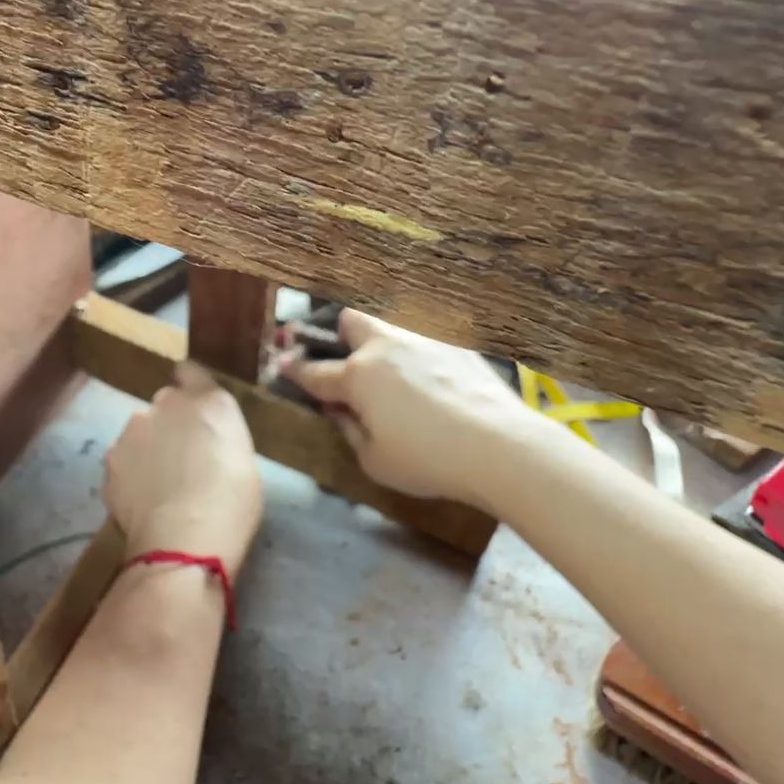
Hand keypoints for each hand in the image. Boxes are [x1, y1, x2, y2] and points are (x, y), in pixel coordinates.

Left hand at [103, 362, 263, 572]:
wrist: (182, 543)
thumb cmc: (231, 505)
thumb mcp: (243, 461)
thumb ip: (220, 436)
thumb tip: (207, 441)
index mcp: (208, 400)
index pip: (191, 371)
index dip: (190, 386)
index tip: (194, 406)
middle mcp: (167, 404)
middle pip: (165, 404)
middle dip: (171, 423)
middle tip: (183, 459)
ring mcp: (133, 430)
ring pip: (140, 432)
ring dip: (148, 448)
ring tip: (159, 486)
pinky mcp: (110, 459)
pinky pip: (123, 460)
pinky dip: (130, 474)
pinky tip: (143, 501)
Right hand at [280, 309, 531, 502]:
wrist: (501, 445)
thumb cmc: (428, 460)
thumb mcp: (375, 461)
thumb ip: (350, 431)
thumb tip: (341, 412)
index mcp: (358, 376)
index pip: (314, 371)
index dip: (294, 369)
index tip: (282, 363)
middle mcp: (385, 348)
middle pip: (349, 322)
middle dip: (337, 336)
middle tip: (341, 360)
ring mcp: (424, 340)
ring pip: (390, 328)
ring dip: (380, 346)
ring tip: (393, 378)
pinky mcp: (457, 346)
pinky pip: (425, 343)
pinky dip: (417, 359)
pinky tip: (433, 386)